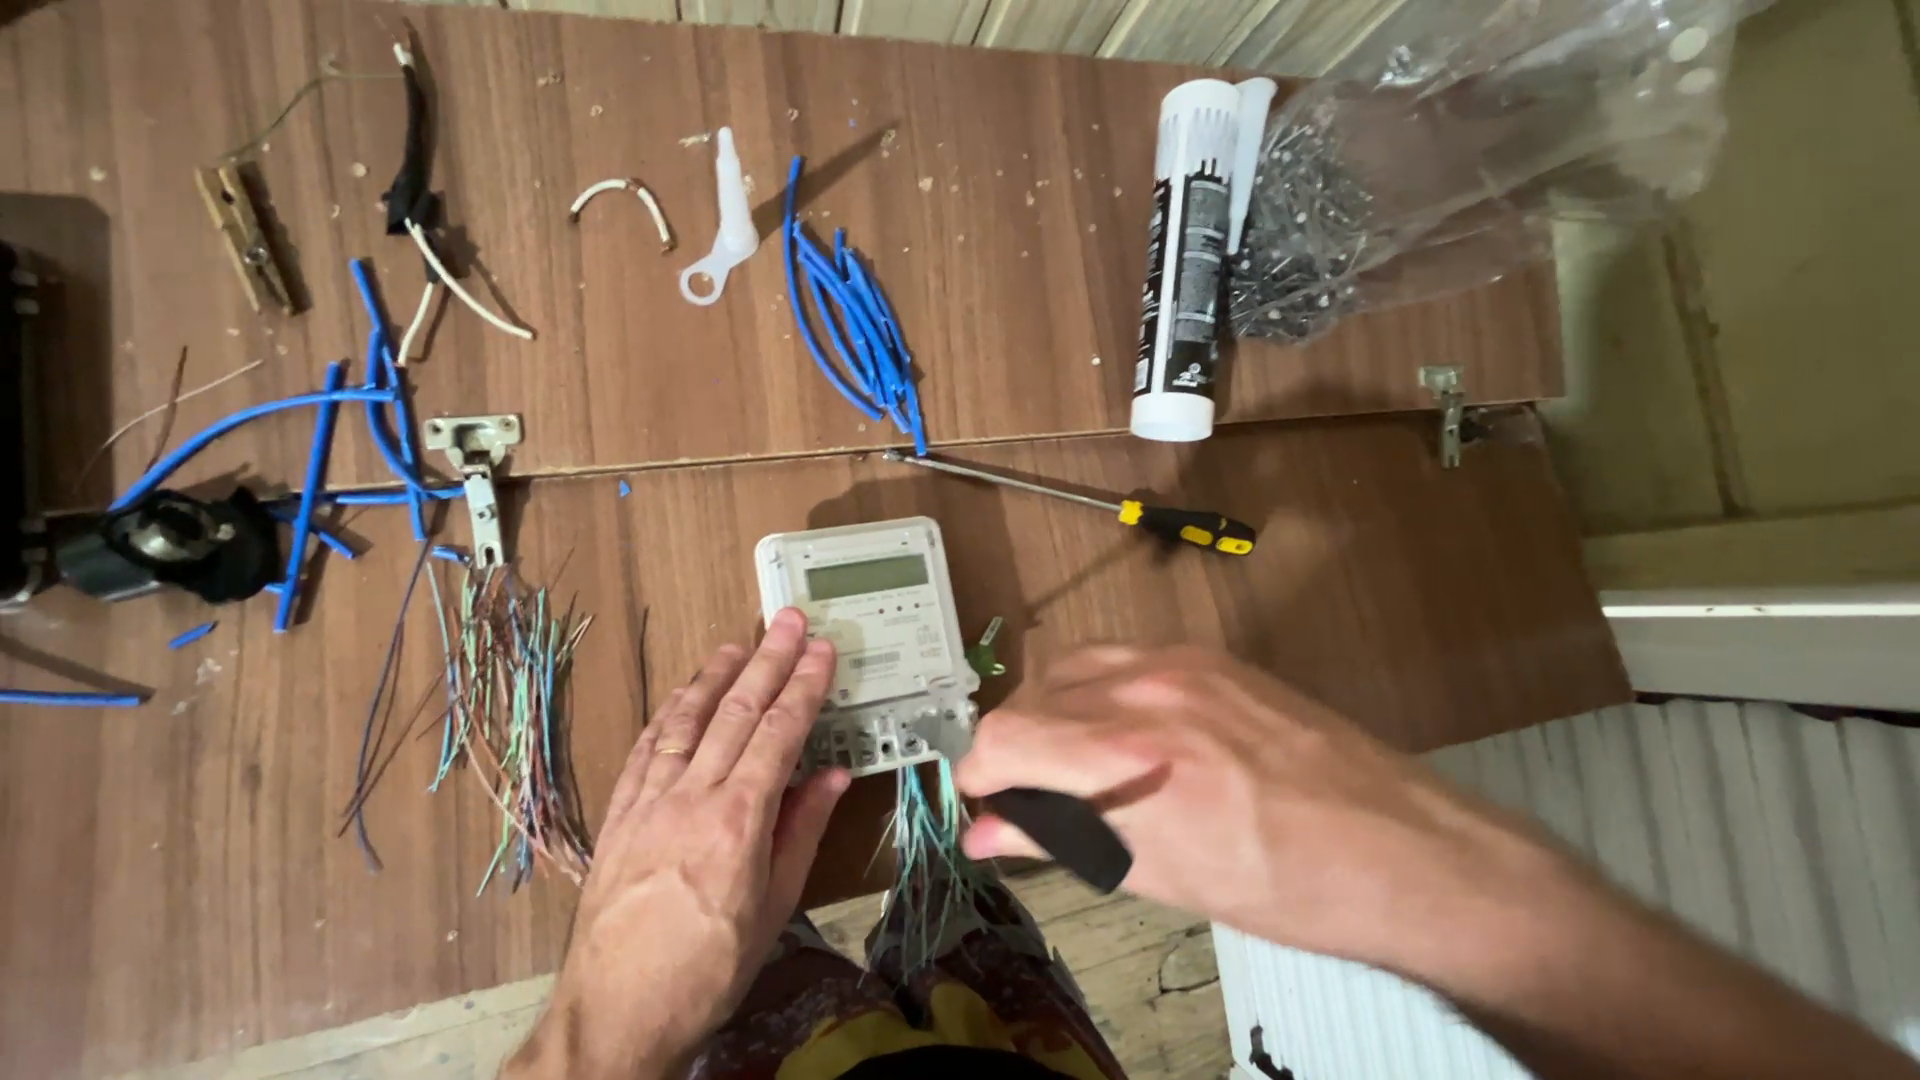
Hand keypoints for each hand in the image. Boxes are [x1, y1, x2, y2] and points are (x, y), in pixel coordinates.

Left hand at [505, 610, 848, 1079]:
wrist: (617, 1014)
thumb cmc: (710, 967)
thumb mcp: (774, 906)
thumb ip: (802, 830)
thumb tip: (835, 775)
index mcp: (738, 819)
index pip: (779, 732)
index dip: (804, 686)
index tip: (822, 651)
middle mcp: (691, 797)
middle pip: (735, 711)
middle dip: (766, 660)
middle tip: (788, 620)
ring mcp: (648, 801)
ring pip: (685, 720)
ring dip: (714, 675)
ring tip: (737, 643)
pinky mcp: (619, 814)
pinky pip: (644, 749)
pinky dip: (667, 714)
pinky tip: (681, 696)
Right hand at [954, 645, 1571, 978]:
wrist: (1406, 848)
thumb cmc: (1285, 886)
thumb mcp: (1160, 876)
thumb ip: (1060, 839)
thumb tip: (984, 832)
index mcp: (1132, 755)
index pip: (1005, 737)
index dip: (979, 775)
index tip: (988, 807)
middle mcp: (1146, 689)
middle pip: (1029, 697)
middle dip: (1014, 749)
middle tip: (1034, 799)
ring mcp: (1180, 661)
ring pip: (1067, 669)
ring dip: (1051, 716)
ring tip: (1077, 766)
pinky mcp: (1208, 654)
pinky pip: (1117, 659)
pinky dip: (1095, 694)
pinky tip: (1124, 734)